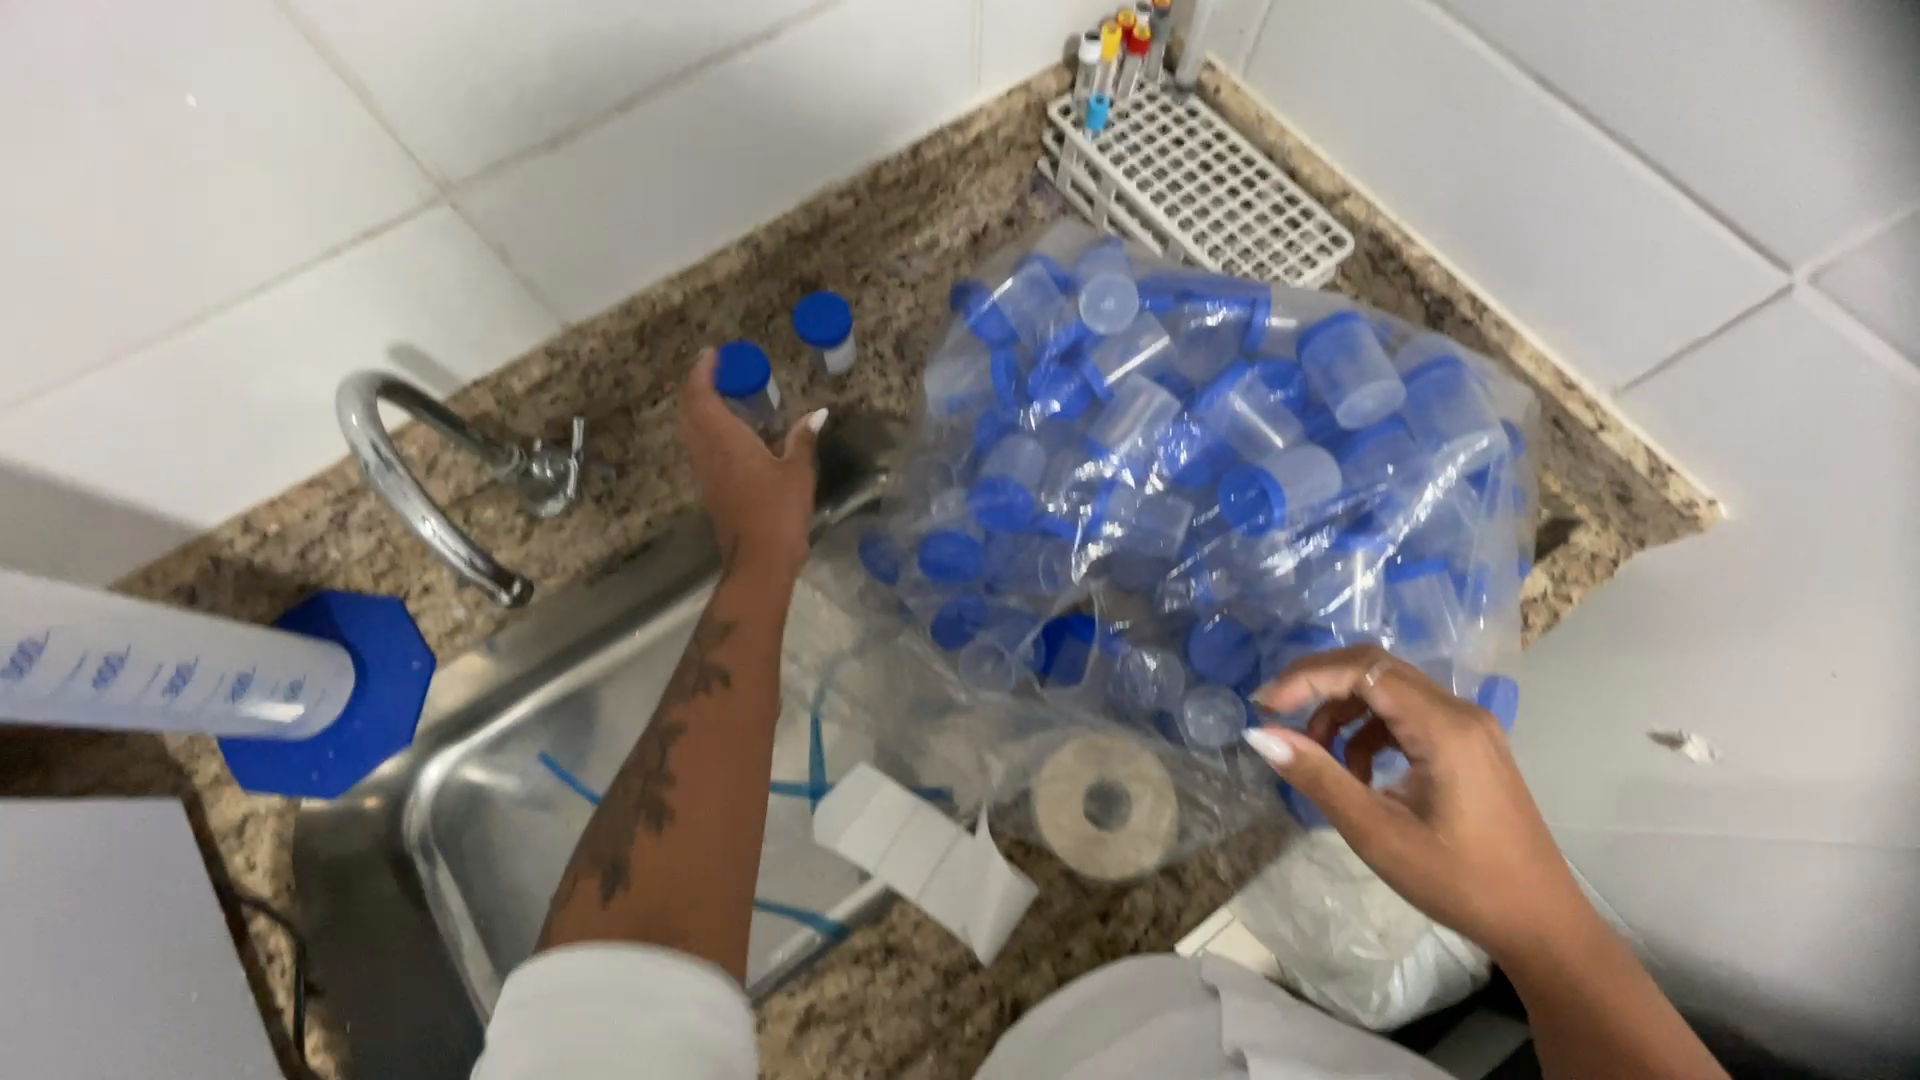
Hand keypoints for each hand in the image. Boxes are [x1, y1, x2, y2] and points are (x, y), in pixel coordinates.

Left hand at [678, 349, 823, 578]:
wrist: (759, 561)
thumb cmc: (779, 512)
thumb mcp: (798, 472)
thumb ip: (803, 439)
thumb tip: (817, 414)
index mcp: (725, 441)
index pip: (700, 397)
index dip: (701, 372)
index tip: (714, 356)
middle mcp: (707, 453)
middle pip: (688, 412)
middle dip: (697, 387)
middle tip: (719, 373)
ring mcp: (706, 474)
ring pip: (691, 432)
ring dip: (700, 410)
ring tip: (725, 398)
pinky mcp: (711, 491)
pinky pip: (701, 450)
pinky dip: (709, 432)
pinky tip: (732, 435)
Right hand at [1244, 646, 1594, 962]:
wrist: (1540, 924)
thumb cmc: (1460, 882)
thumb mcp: (1377, 832)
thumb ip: (1317, 776)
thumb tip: (1259, 734)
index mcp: (1444, 727)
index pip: (1362, 669)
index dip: (1305, 678)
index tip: (1265, 707)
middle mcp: (1459, 711)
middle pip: (1373, 667)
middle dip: (1316, 685)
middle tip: (1276, 715)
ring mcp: (1467, 725)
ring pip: (1385, 688)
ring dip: (1340, 710)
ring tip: (1317, 755)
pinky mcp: (1466, 743)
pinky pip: (1403, 713)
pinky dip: (1366, 730)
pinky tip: (1357, 772)